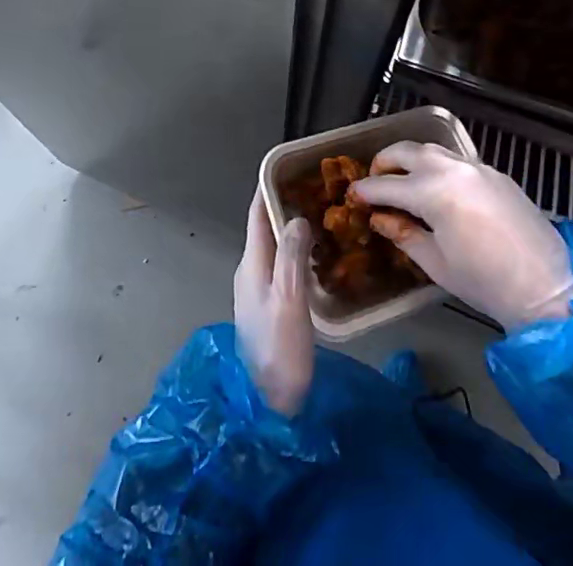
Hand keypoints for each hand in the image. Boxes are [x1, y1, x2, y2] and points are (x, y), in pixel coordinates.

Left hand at [233, 192, 315, 416]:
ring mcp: (257, 290)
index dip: (268, 191)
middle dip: (284, 207)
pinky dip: (296, 253)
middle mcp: (250, 272)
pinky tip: (318, 258)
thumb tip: (295, 217)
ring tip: (323, 218)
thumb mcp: (289, 301)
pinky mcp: (268, 306)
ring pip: (274, 248)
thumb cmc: (279, 350)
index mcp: (251, 265)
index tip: (288, 169)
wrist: (267, 402)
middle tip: (318, 191)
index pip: (256, 216)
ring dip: (291, 230)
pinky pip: (280, 267)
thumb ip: (291, 257)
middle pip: (264, 229)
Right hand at [353, 142, 572, 330]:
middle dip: (384, 162)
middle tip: (375, 180)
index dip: (365, 191)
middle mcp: (452, 170)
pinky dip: (439, 167)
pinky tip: (439, 190)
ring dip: (412, 159)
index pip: (385, 185)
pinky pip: (458, 161)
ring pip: (433, 150)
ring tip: (404, 180)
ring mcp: (478, 169)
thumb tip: (381, 218)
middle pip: (406, 151)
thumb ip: (403, 233)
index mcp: (432, 192)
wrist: (548, 287)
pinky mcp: (497, 175)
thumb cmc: (485, 282)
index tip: (353, 197)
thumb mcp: (435, 262)